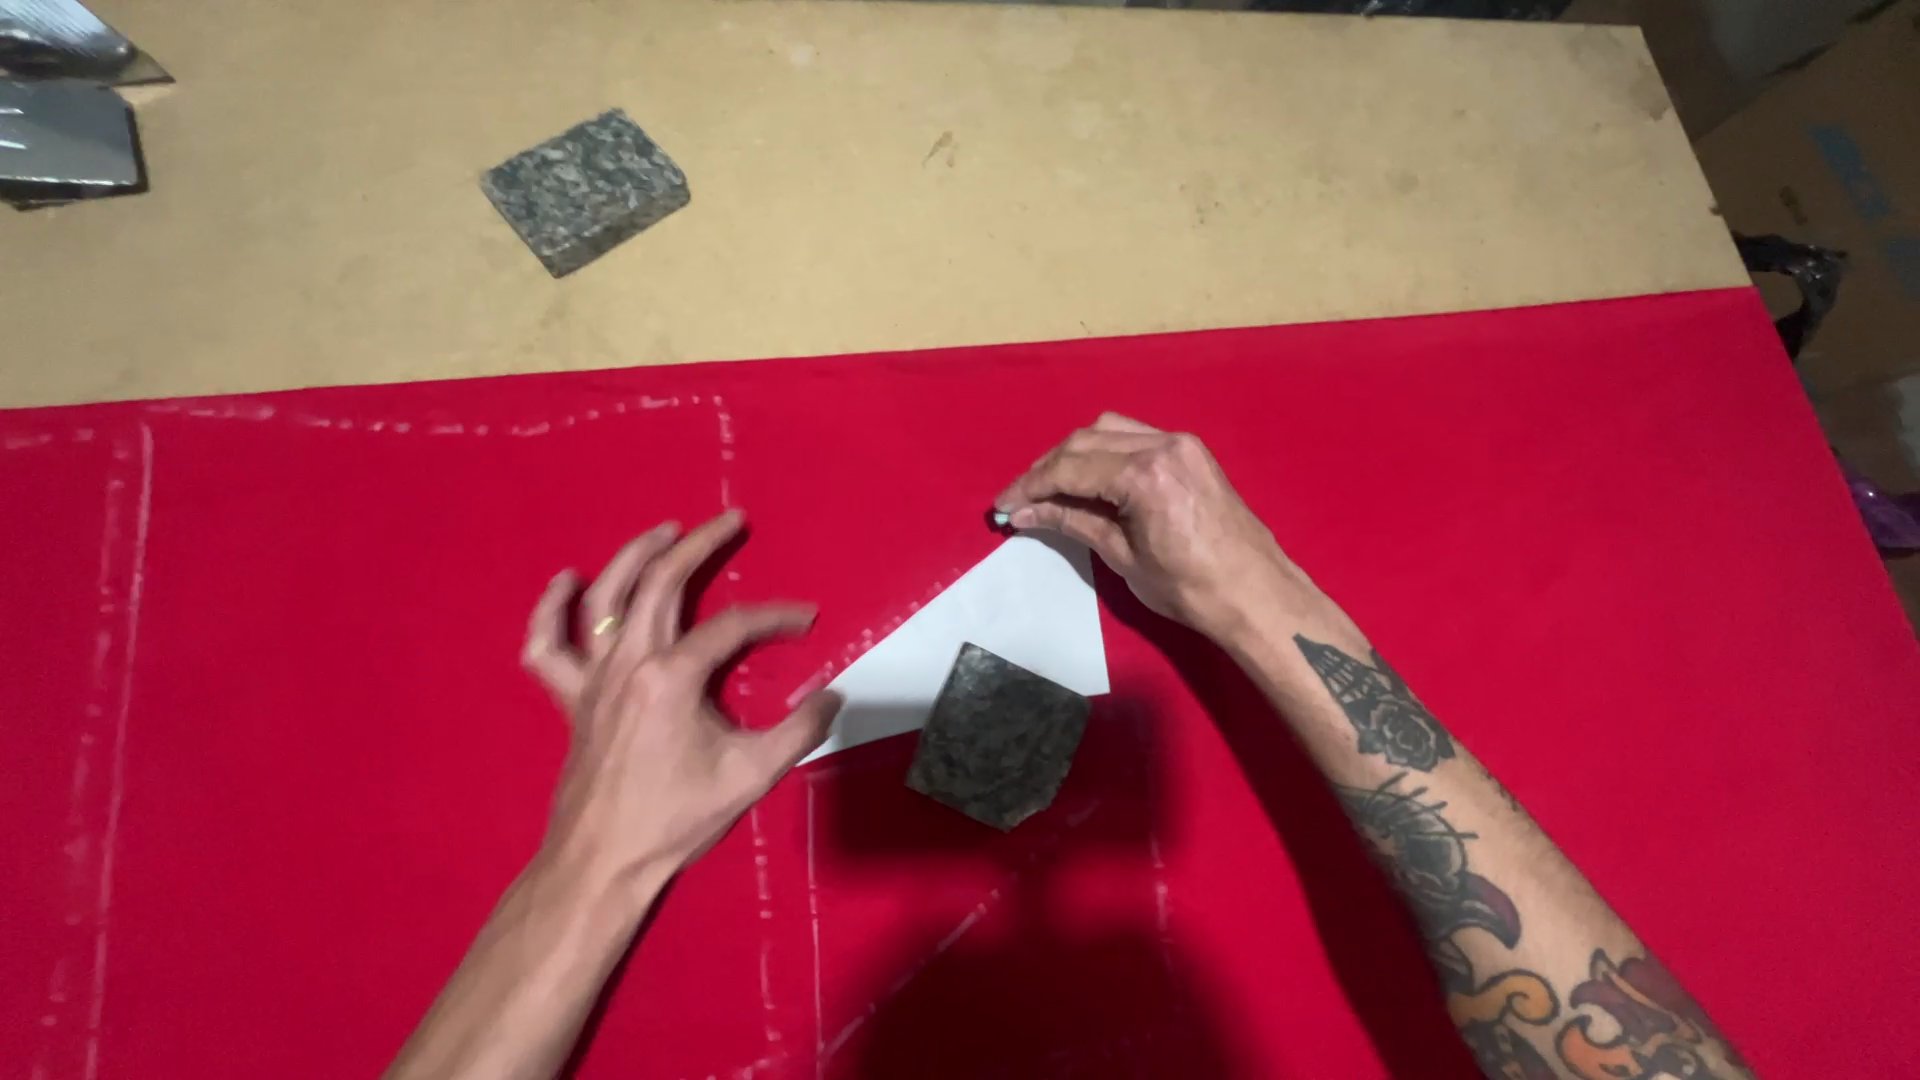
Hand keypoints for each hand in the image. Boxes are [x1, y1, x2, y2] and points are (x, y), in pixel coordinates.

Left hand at [521, 510, 839, 891]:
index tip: (807, 621)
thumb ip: (800, 731)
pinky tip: (566, 583)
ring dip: (635, 556)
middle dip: (700, 545)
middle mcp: (628, 663)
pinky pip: (547, 647)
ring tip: (664, 530)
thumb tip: (834, 696)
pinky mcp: (571, 699)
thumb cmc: (676, 818)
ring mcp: (592, 679)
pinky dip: (550, 611)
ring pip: (605, 599)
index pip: (733, 626)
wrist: (601, 864)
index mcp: (672, 677)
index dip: (776, 616)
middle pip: (662, 585)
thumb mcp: (752, 775)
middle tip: (730, 520)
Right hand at [993, 413, 1312, 640]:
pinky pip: (1133, 437)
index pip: (1070, 468)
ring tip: (1049, 488)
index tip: (1003, 506)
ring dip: (1072, 455)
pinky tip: (1089, 479)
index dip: (1029, 486)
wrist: (1256, 594)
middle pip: (1084, 441)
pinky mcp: (1190, 451)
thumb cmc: (1189, 588)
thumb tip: (1023, 515)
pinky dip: (1102, 452)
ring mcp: (1180, 443)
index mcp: (1145, 475)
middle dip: (1046, 468)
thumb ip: (1072, 524)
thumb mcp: (1122, 557)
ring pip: (1107, 431)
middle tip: (1020, 500)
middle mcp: (1163, 445)